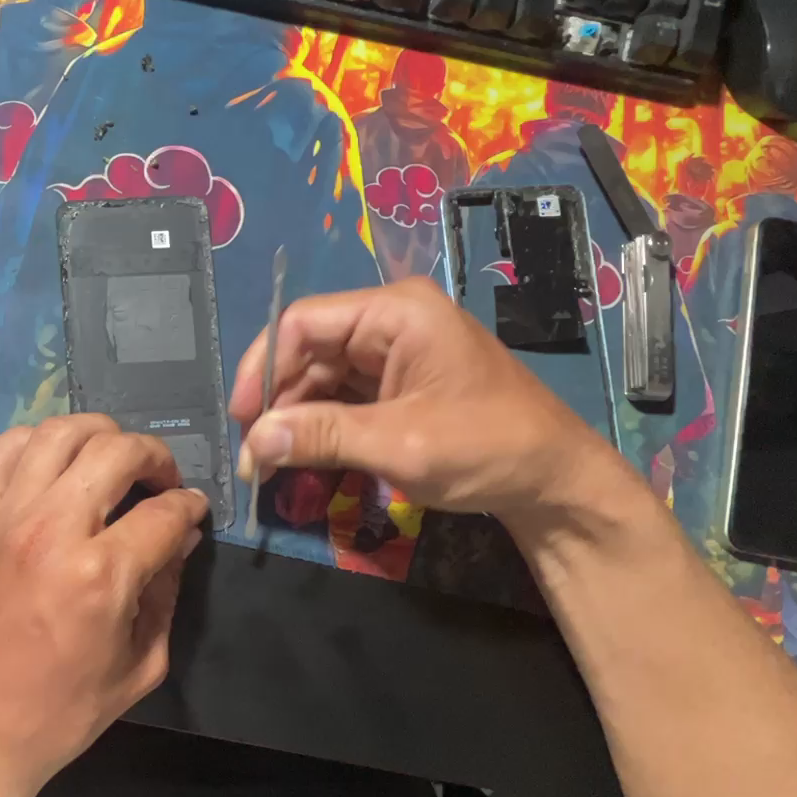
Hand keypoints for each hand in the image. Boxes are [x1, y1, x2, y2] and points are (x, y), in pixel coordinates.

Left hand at [0, 414, 209, 796]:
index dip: (191, 506)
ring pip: (58, 432)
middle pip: (116, 452)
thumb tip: (182, 537)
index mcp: (101, 575)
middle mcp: (52, 530)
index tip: (195, 511)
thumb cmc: (63, 711)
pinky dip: (36, 440)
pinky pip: (2, 450)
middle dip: (155, 457)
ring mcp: (6, 518)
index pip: (164, 512)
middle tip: (163, 481)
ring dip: (99, 434)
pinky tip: (56, 461)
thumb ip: (168, 591)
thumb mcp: (142, 664)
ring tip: (115, 459)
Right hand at [229, 277, 625, 522]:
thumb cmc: (488, 448)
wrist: (554, 482)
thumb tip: (254, 442)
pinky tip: (300, 456)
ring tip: (271, 464)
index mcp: (395, 314)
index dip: (262, 368)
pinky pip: (338, 398)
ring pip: (317, 378)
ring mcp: (391, 355)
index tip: (243, 420)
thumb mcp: (401, 444)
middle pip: (306, 351)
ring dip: (292, 419)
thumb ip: (323, 437)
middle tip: (254, 456)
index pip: (303, 324)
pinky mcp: (394, 385)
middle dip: (276, 402)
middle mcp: (388, 324)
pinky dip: (316, 427)